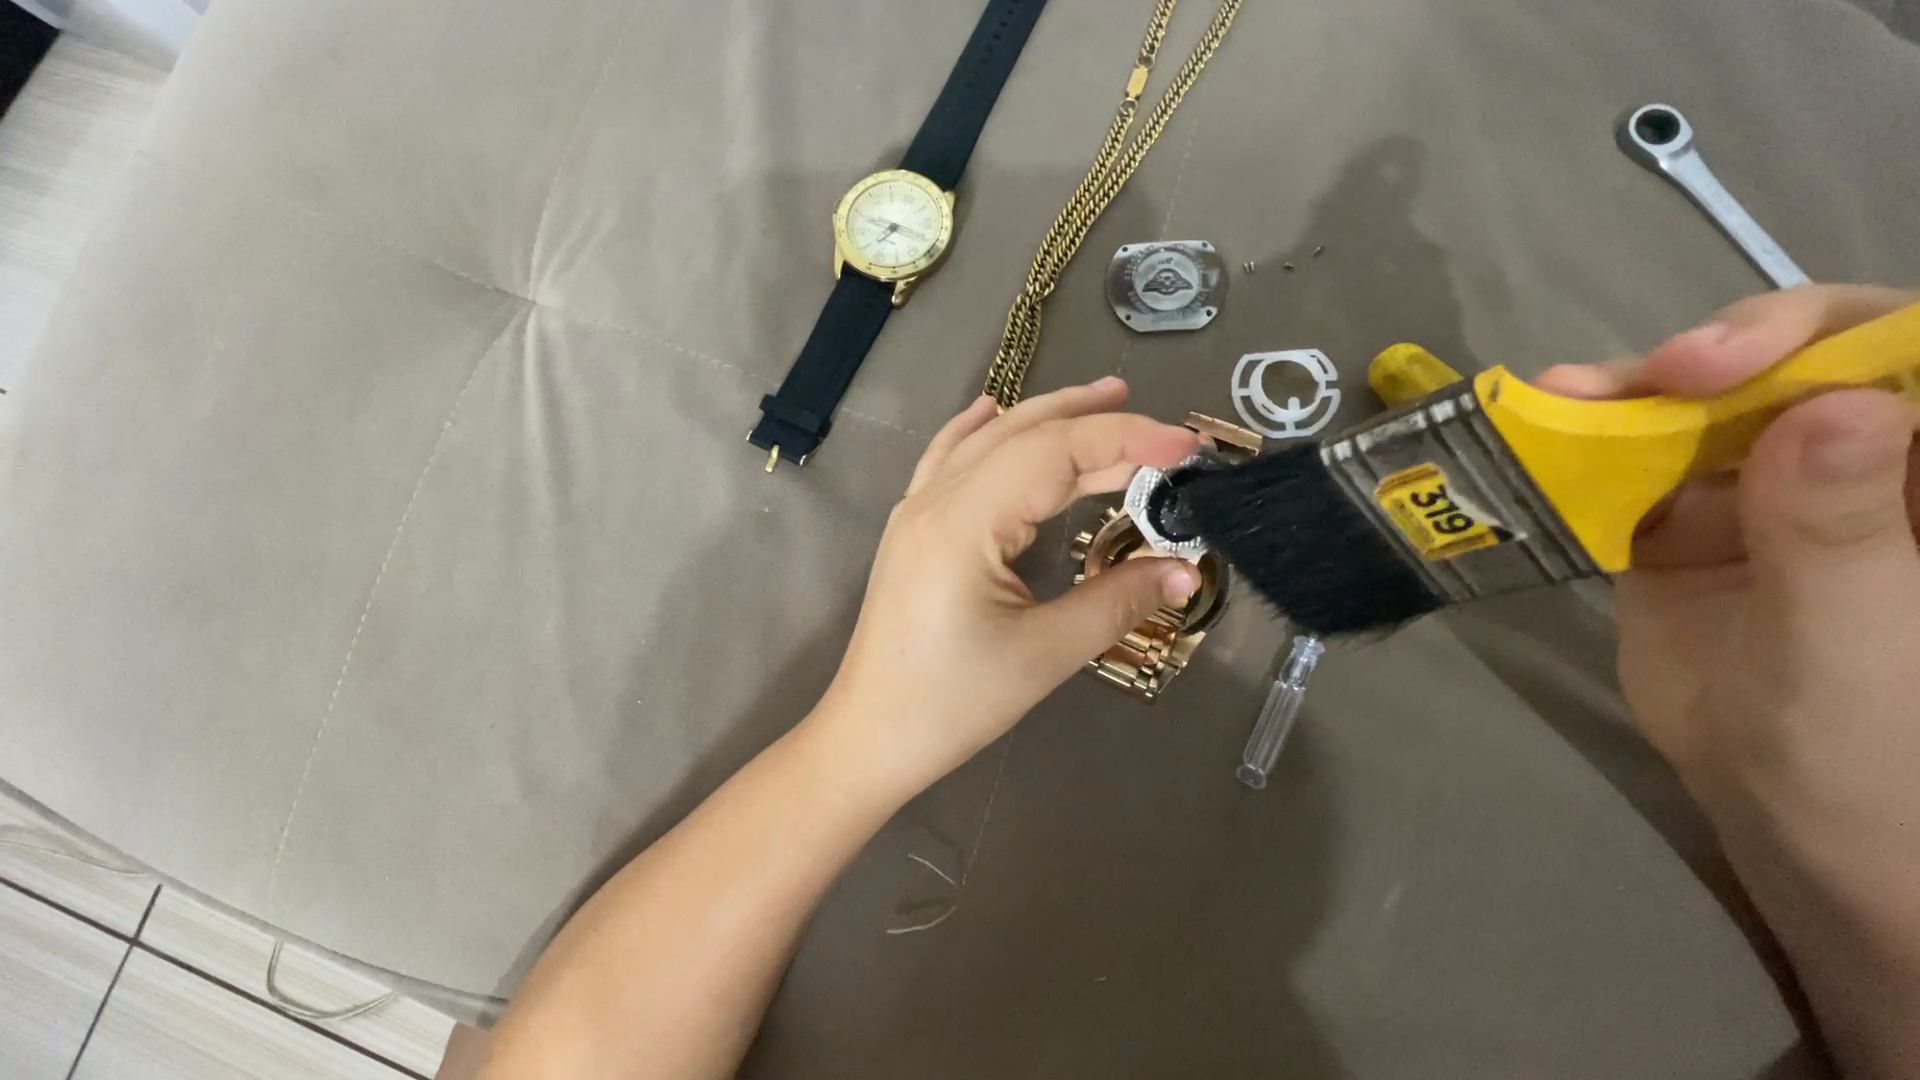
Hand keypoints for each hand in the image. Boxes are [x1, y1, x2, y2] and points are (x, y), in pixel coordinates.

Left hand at [806, 378, 1200, 800]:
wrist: (870, 738)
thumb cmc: (951, 704)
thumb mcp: (1044, 654)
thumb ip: (1117, 601)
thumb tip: (1184, 571)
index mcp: (964, 523)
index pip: (1054, 452)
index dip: (1125, 440)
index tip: (1187, 447)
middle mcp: (935, 500)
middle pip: (1023, 436)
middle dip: (1096, 424)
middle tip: (1164, 430)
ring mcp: (916, 510)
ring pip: (988, 441)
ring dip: (1047, 417)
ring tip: (1105, 398)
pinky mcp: (912, 529)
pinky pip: (948, 459)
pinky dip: (981, 430)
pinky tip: (992, 410)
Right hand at [1536, 285, 1919, 785]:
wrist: (1792, 823)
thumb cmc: (1873, 752)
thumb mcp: (1857, 648)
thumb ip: (1839, 535)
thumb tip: (1835, 407)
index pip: (1912, 357)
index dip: (1830, 336)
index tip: (1735, 365)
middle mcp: (1861, 463)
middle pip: (1804, 362)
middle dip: (1728, 352)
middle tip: (1658, 376)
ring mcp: (1766, 490)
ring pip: (1706, 405)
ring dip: (1635, 392)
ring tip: (1562, 396)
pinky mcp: (1687, 523)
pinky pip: (1636, 466)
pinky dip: (1588, 447)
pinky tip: (1545, 434)